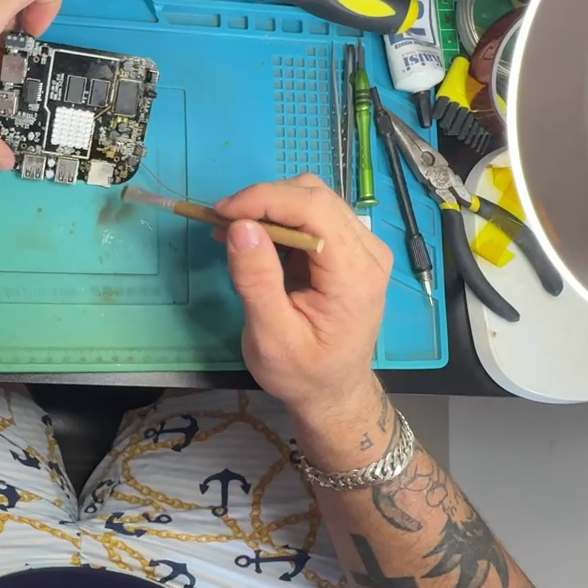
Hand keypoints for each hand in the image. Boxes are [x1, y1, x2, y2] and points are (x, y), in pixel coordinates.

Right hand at [216, 173, 396, 465]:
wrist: (332, 392)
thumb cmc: (302, 372)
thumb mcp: (270, 336)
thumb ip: (256, 280)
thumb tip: (239, 227)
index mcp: (354, 273)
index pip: (313, 208)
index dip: (263, 199)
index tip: (220, 212)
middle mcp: (367, 250)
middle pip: (314, 195)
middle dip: (262, 200)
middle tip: (220, 223)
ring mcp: (361, 247)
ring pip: (311, 199)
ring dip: (267, 207)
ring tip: (231, 232)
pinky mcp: (348, 248)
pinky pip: (311, 216)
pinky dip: (276, 219)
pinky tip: (251, 240)